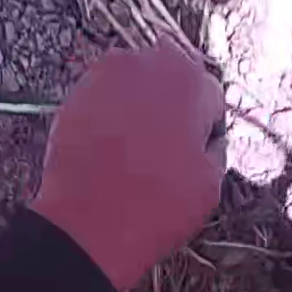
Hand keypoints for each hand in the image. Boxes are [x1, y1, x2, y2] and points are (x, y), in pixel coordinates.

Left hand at [32, 40, 226, 289]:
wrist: (91, 226)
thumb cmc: (154, 207)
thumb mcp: (209, 186)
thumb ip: (216, 150)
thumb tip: (207, 143)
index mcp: (189, 81)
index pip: (212, 97)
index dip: (208, 130)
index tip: (201, 153)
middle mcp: (146, 64)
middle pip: (173, 84)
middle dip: (176, 114)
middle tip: (173, 156)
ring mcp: (105, 76)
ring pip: (138, 91)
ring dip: (144, 116)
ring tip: (142, 161)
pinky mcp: (76, 95)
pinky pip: (107, 103)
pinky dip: (114, 122)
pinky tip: (116, 158)